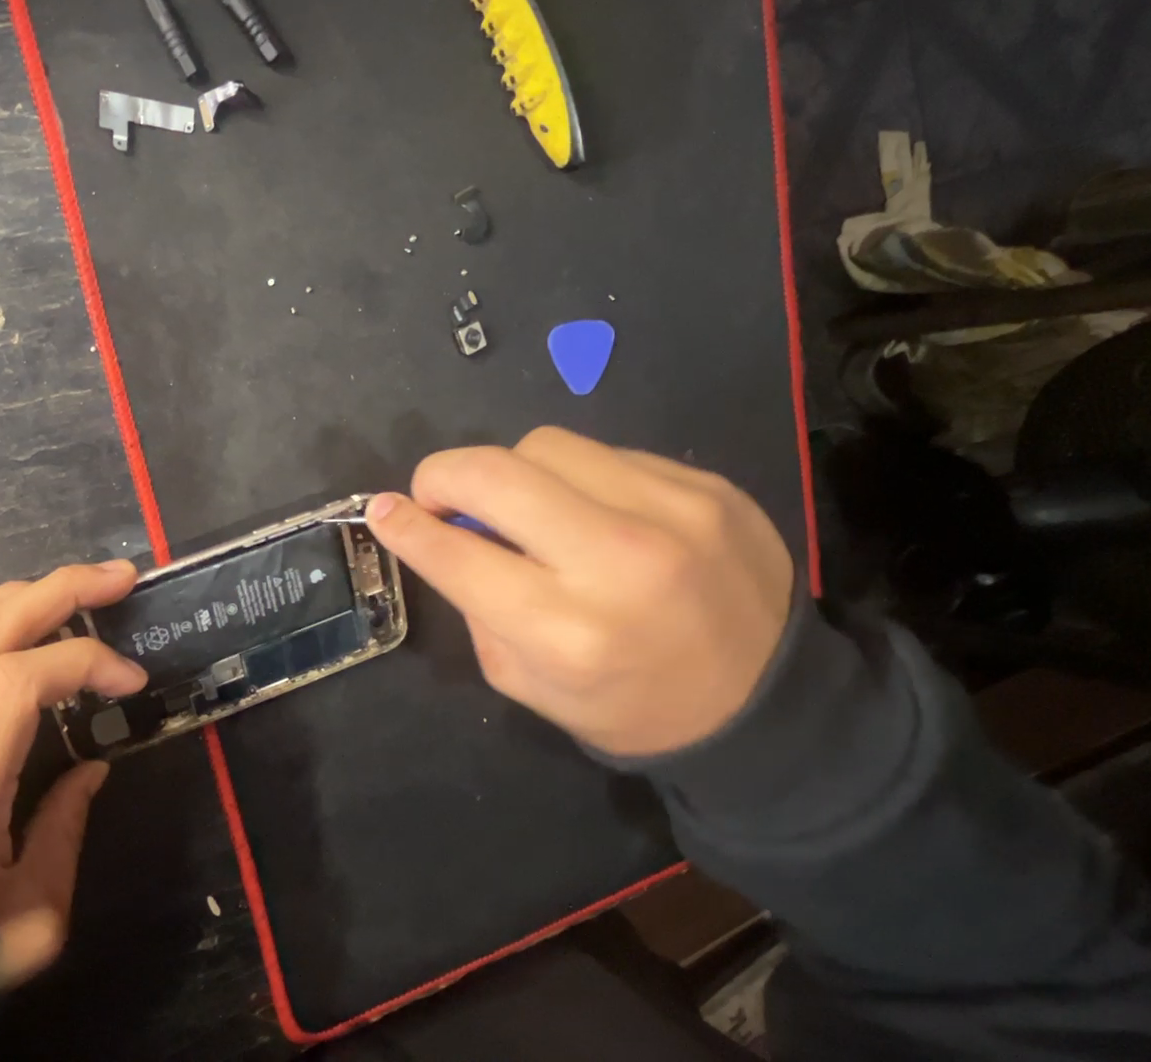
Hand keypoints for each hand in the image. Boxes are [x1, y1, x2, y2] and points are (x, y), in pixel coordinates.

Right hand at [365, 427, 793, 757]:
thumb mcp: (527, 684)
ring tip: (526, 508)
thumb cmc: (626, 705)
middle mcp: (616, 562)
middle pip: (496, 474)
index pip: (457, 554)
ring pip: (546, 445)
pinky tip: (591, 513)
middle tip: (440, 496)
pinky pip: (606, 453)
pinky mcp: (706, 487)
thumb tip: (442, 531)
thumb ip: (476, 606)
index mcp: (565, 631)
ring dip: (512, 472)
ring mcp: (671, 513)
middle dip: (445, 476)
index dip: (405, 525)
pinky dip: (575, 478)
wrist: (769, 705)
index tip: (381, 509)